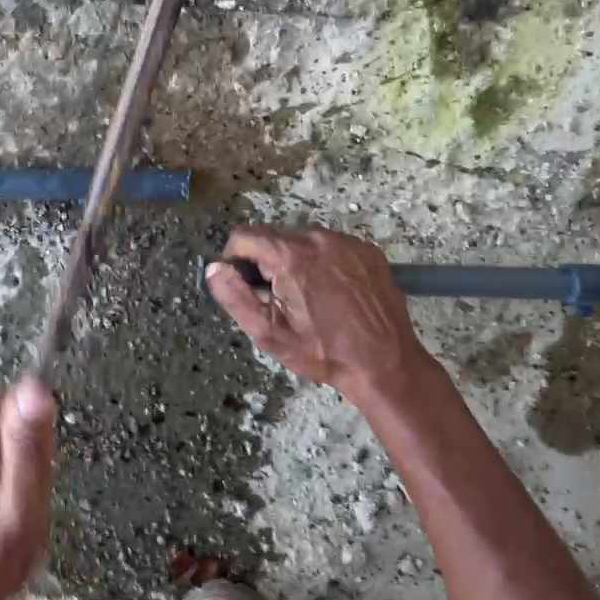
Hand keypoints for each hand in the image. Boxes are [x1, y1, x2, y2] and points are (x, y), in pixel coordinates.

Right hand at [206, 226, 431, 401]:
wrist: (385, 364)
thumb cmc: (324, 353)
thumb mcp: (269, 333)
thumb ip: (234, 297)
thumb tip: (214, 269)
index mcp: (290, 255)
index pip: (243, 236)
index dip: (236, 260)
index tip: (247, 286)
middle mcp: (318, 238)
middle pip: (272, 236)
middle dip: (266, 262)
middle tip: (279, 298)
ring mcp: (347, 242)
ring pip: (301, 240)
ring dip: (294, 261)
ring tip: (308, 298)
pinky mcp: (366, 250)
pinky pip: (330, 246)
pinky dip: (322, 262)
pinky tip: (332, 293)